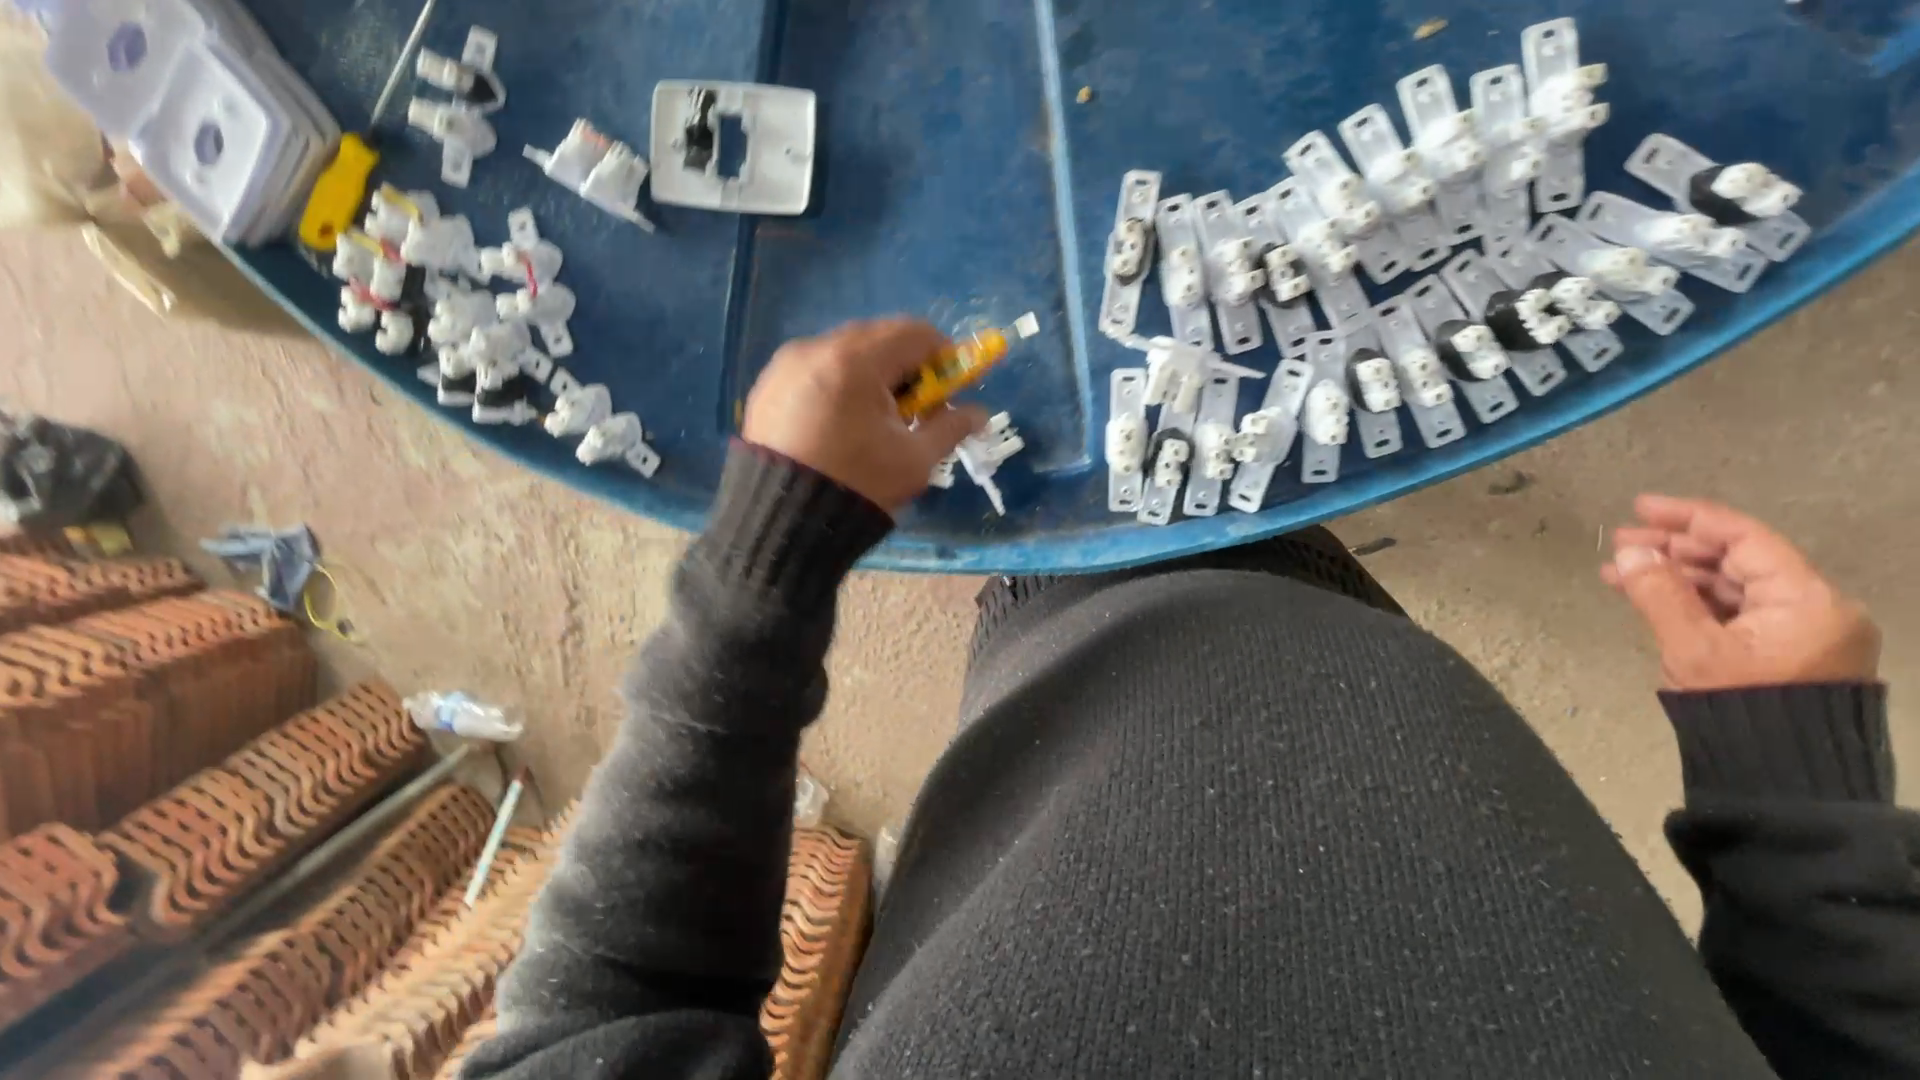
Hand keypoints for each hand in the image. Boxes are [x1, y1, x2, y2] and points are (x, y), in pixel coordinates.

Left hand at [743, 318, 985, 512]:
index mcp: (856, 361)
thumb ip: (951, 427)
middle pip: (878, 338)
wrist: (782, 521)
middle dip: (906, 366)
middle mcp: (816, 348)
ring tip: (877, 420)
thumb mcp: (915, 459)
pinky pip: (815, 369)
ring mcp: (785, 365)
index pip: (915, 333)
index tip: (952, 386)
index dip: (943, 355)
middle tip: (917, 408)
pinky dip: (838, 384)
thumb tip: (980, 414)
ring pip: (844, 351)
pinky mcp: (767, 385)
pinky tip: (842, 423)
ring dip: (871, 374)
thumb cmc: (857, 485)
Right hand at [1601, 494, 1879, 689]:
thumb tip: (1630, 552)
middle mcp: (1814, 607)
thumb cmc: (1739, 703)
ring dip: (1675, 575)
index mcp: (1808, 599)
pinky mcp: (1783, 651)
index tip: (1641, 507)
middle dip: (1675, 548)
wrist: (1781, 773)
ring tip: (1621, 570)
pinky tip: (1650, 595)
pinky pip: (1733, 610)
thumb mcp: (1691, 648)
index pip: (1746, 539)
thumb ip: (1659, 594)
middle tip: (1621, 541)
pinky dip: (1690, 599)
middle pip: (1738, 560)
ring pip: (1731, 586)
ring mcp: (1800, 630)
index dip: (1690, 519)